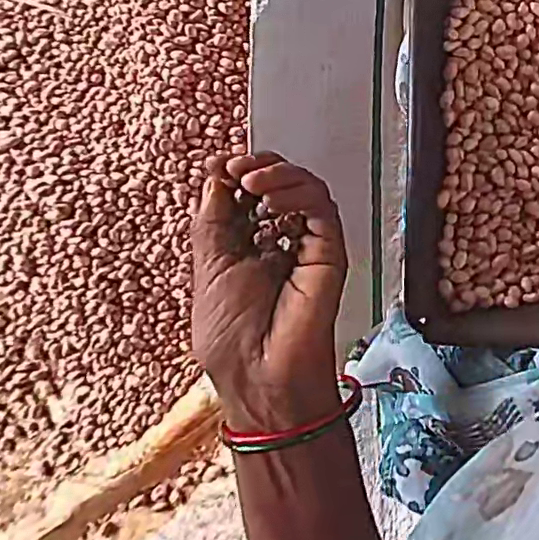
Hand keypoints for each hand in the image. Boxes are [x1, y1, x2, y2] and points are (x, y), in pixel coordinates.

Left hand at [191, 153, 348, 431]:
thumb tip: (216, 176)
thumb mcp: (209, 266)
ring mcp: (309, 242)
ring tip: (250, 180)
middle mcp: (284, 237)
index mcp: (254, 241)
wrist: (256, 374)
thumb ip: (214, 220)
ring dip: (277, 174)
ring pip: (307, 187)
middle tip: (237, 168)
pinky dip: (297, 193)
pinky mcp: (329, 249)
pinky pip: (320, 207)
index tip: (218, 165)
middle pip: (283, 182)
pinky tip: (270, 198)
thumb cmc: (231, 334)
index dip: (238, 172)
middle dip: (259, 166)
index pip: (253, 192)